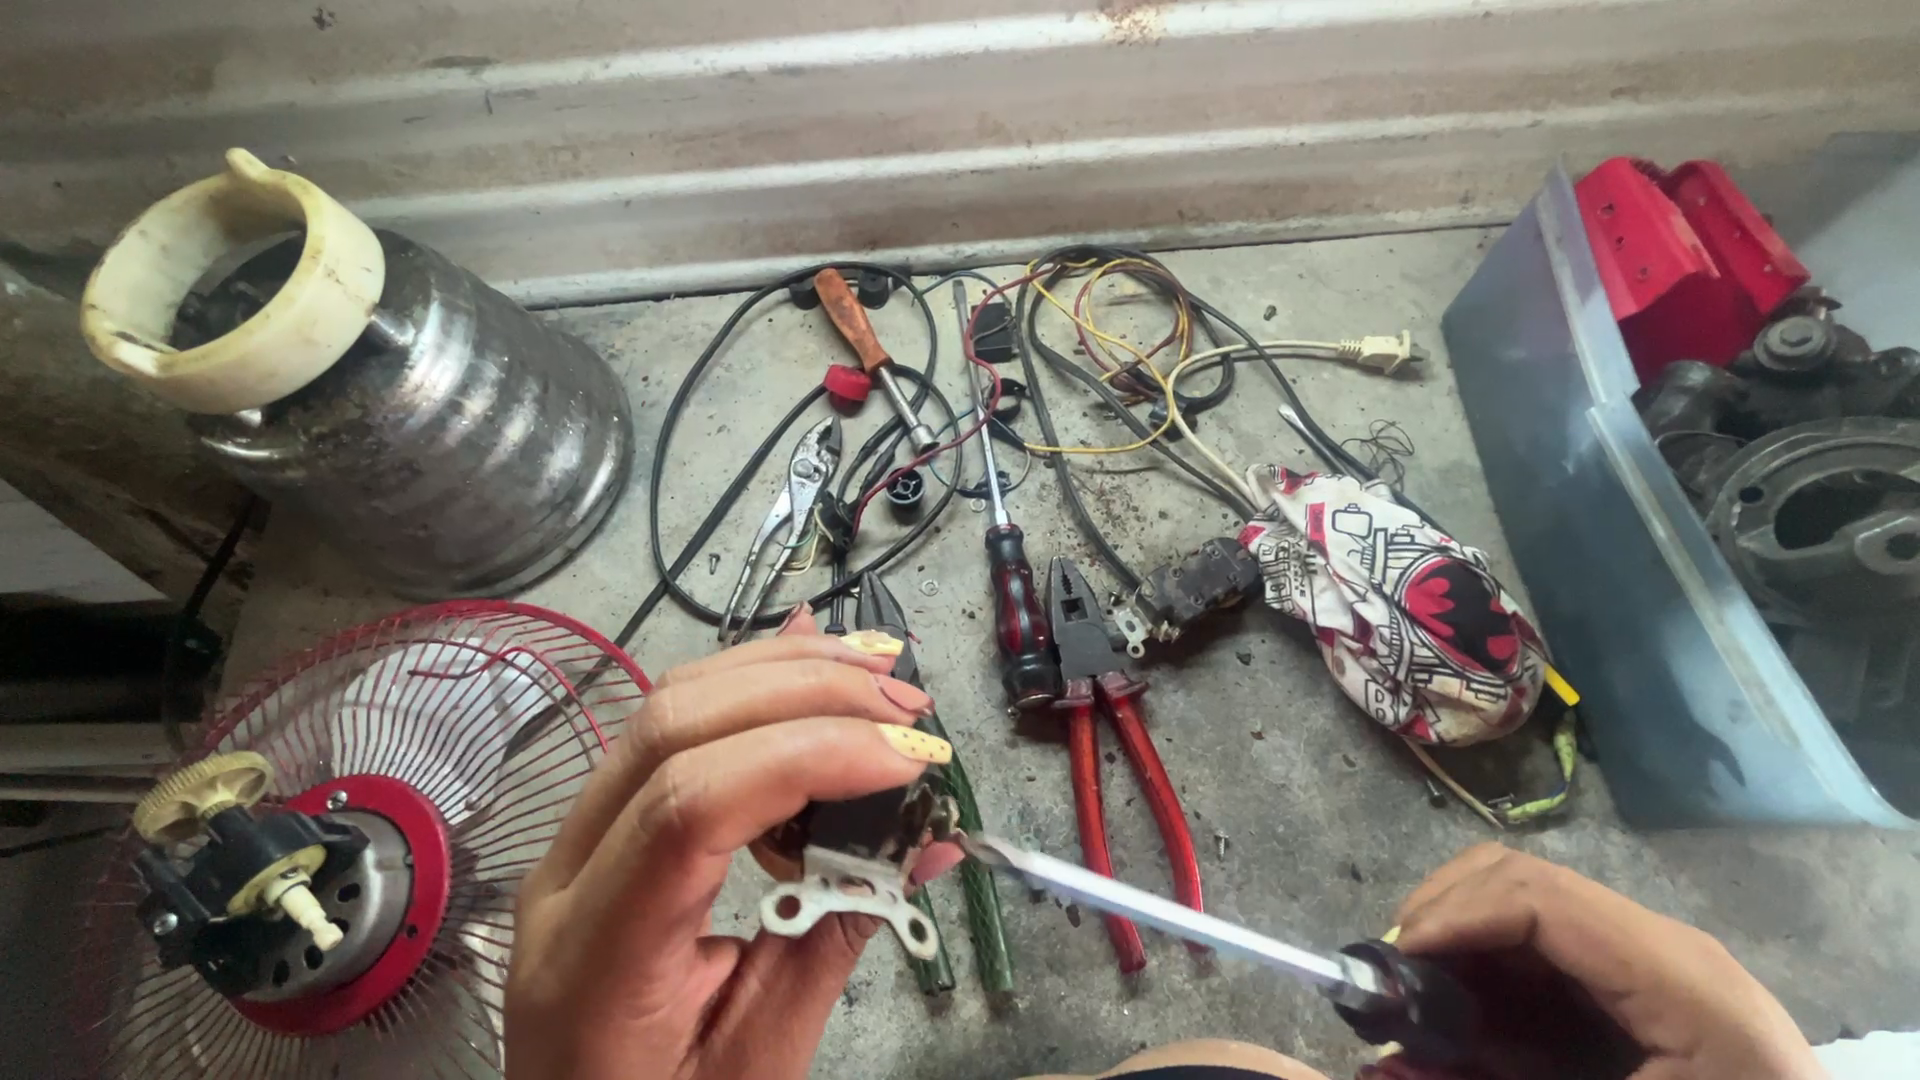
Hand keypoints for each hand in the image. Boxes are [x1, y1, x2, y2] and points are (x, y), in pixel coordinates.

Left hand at [505, 608, 942, 1079]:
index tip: (907, 762)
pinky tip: (811, 653)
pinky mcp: (606, 814)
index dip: (808, 757)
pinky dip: (755, 677)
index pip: (691, 806)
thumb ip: (836, 938)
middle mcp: (567, 868)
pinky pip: (676, 718)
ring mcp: (577, 830)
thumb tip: (929, 839)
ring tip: (880, 673)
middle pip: (678, 727)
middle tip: (908, 710)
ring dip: (787, 671)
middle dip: (809, 695)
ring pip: (674, 701)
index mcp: (592, 956)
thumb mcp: (757, 1060)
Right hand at [1378, 844, 1823, 1079]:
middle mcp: (1659, 940)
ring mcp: (1648, 948)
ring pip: (1518, 890)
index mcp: (1678, 975)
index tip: (1396, 960)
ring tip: (1423, 983)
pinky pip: (1537, 930)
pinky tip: (1469, 1000)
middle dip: (1441, 910)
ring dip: (1456, 926)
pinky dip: (1485, 952)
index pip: (1537, 896)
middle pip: (1517, 874)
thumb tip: (1379, 1067)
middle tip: (1396, 968)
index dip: (1453, 914)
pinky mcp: (1634, 968)